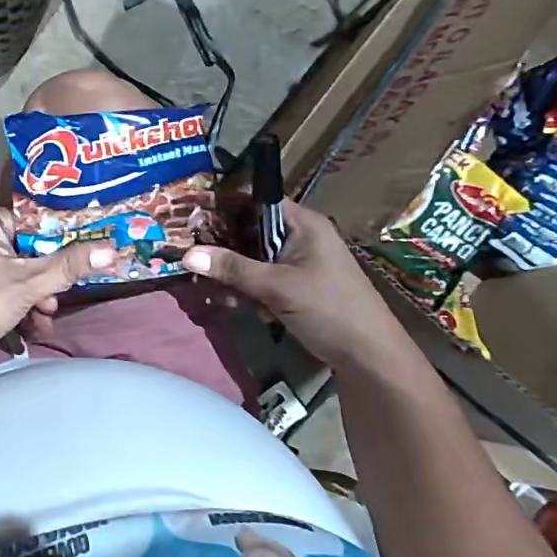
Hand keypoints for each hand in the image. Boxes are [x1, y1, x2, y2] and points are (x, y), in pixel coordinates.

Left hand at [0, 208, 115, 362]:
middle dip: (48, 278)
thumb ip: (70, 265)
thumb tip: (112, 248)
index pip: (35, 221)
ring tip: (45, 318)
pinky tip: (33, 328)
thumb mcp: (30, 285)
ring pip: (20, 271)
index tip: (85, 259)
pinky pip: (6, 285)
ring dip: (37, 296)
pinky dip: (21, 304)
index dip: (61, 241)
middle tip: (59, 298)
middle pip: (29, 248)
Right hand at [180, 201, 405, 367]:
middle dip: (225, 248)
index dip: (226, 204)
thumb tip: (187, 254)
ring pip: (253, 257)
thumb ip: (232, 268)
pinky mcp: (297, 285)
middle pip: (251, 230)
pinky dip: (250, 290)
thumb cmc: (329, 309)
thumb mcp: (276, 287)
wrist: (369, 356)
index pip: (258, 199)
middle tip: (197, 261)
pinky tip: (242, 307)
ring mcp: (300, 261)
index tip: (193, 216)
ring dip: (235, 275)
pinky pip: (262, 277)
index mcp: (304, 224)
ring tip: (221, 294)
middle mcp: (301, 236)